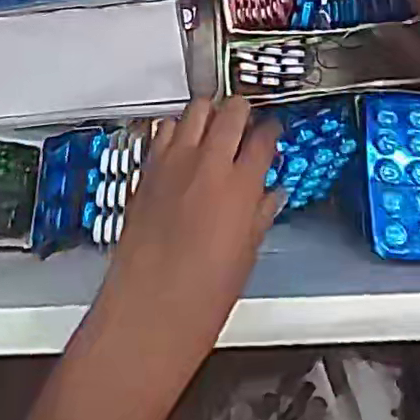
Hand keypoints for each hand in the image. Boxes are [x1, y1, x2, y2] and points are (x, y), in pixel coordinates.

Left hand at [90, 97, 281, 365]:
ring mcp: (175, 162)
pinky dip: (175, 128)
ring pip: (197, 109)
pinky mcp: (149, 168)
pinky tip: (181, 142)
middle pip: (232, 111)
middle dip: (243, 111)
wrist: (148, 310)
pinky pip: (164, 129)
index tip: (271, 131)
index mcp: (241, 187)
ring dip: (210, 112)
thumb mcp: (246, 254)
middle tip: (246, 122)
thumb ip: (259, 214)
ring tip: (214, 124)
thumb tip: (270, 195)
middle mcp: (209, 165)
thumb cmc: (199, 296)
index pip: (264, 138)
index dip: (271, 130)